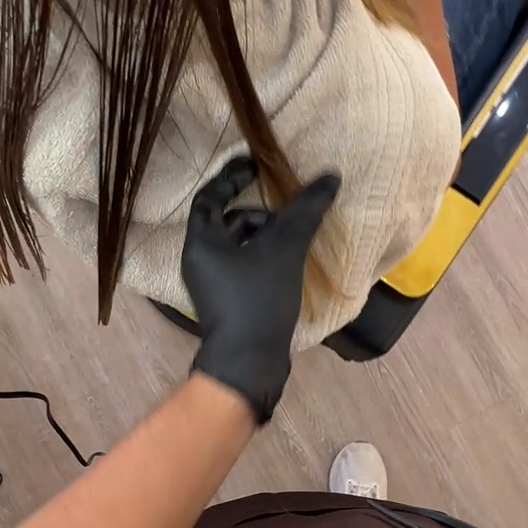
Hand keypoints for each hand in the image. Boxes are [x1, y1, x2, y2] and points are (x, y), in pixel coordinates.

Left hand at [181, 156, 339, 422]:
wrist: (248, 363)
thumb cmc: (258, 302)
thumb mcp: (284, 251)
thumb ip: (304, 212)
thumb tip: (329, 177)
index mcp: (200, 242)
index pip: (209, 196)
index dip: (232, 176)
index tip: (257, 164)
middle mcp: (198, 260)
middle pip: (225, 221)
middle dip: (258, 212)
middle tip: (287, 211)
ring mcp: (211, 284)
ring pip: (237, 246)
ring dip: (264, 237)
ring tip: (293, 241)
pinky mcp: (225, 302)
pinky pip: (242, 267)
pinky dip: (262, 258)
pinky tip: (288, 264)